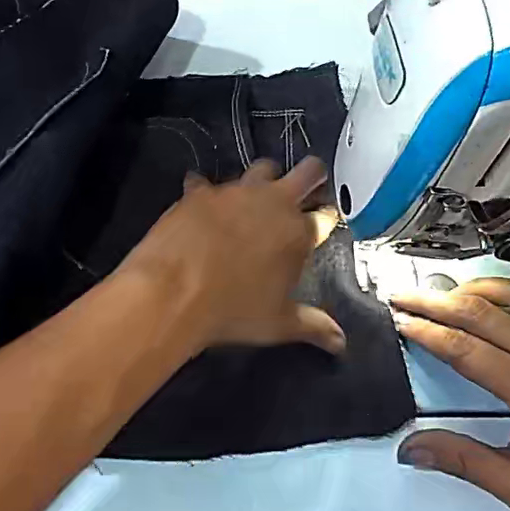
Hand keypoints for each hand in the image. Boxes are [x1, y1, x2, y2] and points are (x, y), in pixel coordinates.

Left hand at [116, 156, 346, 355]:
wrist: (171, 293)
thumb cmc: (231, 309)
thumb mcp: (278, 324)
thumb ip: (313, 326)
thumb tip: (338, 341)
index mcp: (298, 233)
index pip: (326, 215)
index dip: (326, 218)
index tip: (321, 224)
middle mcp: (273, 203)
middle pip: (307, 172)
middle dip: (311, 177)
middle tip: (304, 190)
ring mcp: (235, 192)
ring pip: (261, 169)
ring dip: (262, 181)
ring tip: (252, 202)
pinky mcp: (200, 191)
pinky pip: (207, 182)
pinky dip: (206, 192)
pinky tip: (201, 208)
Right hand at [391, 280, 509, 510]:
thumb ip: (459, 458)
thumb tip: (409, 448)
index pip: (464, 349)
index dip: (425, 331)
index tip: (398, 318)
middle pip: (483, 313)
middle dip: (437, 302)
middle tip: (406, 295)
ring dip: (479, 290)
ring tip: (447, 292)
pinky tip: (509, 294)